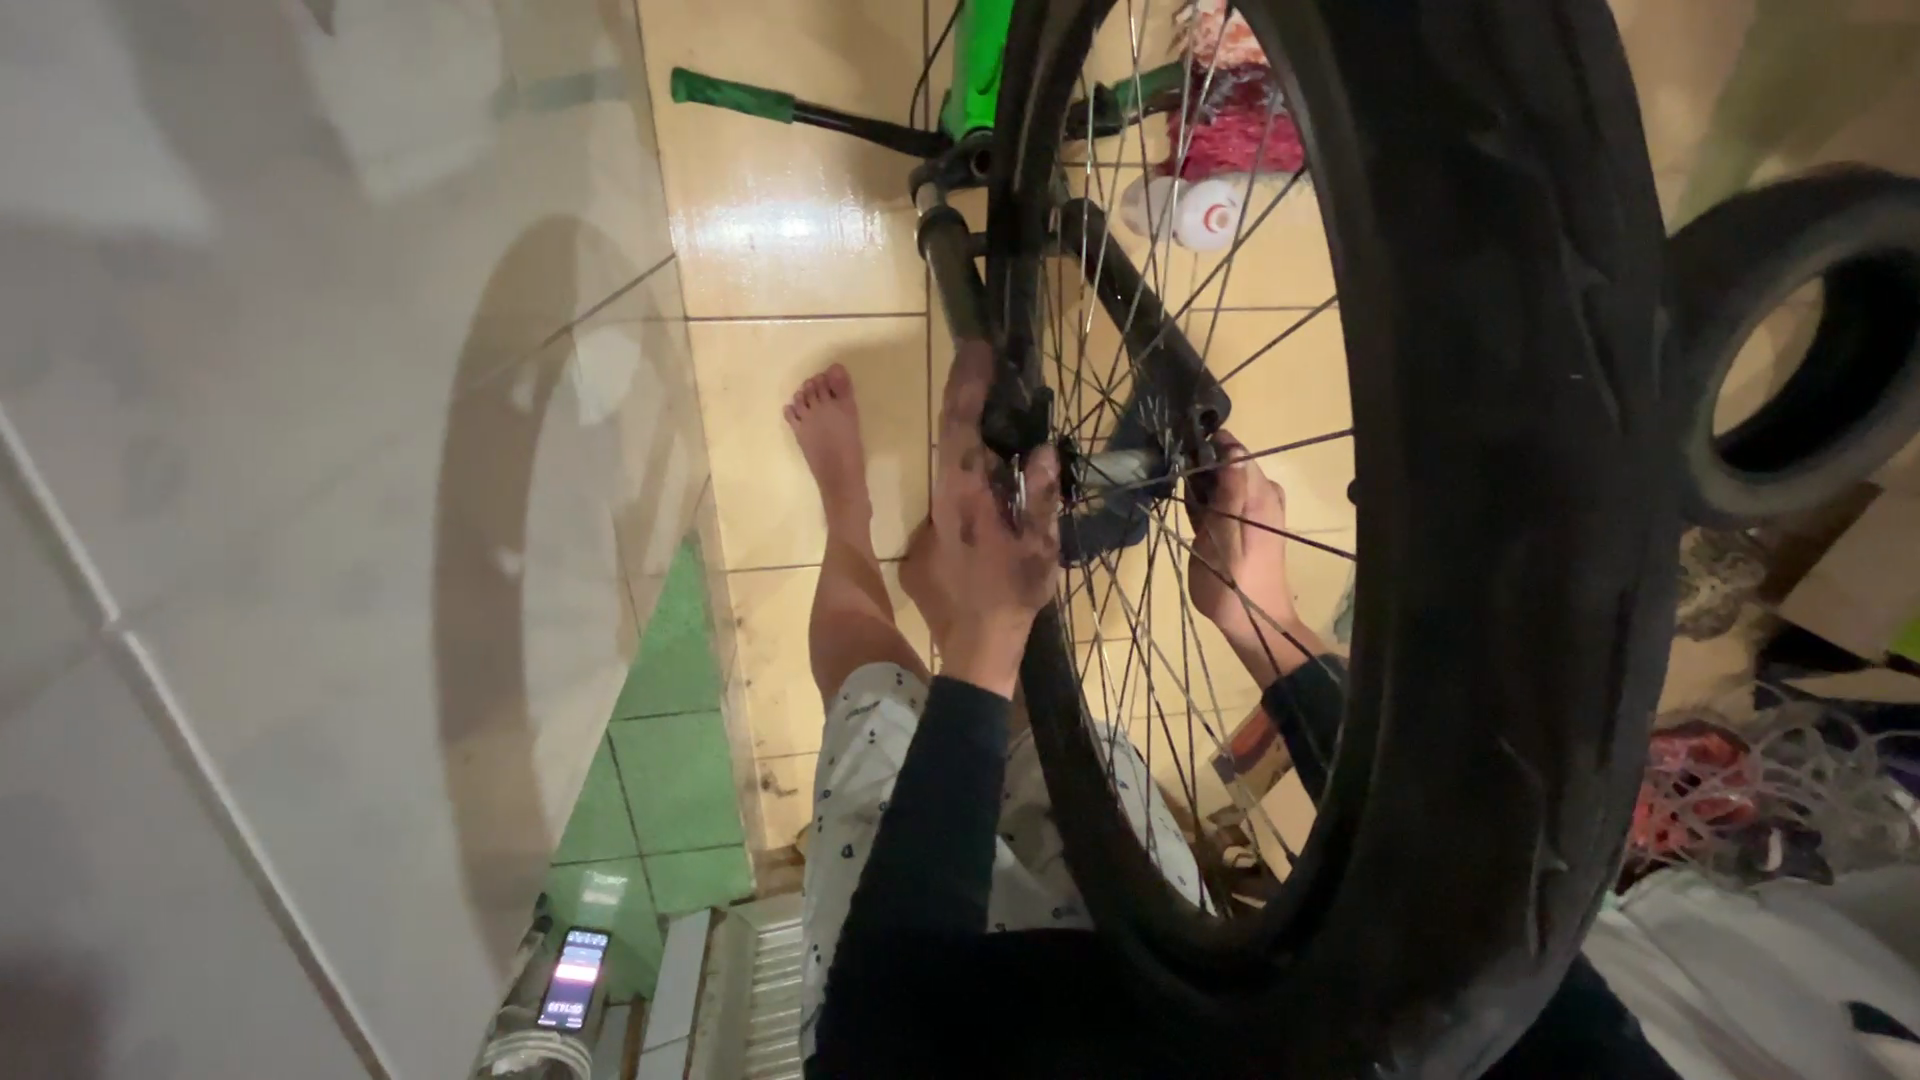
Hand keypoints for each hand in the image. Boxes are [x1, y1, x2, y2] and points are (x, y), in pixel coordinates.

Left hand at [929, 342, 1061, 698]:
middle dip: (963, 391)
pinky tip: (991, 456)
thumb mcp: (1039, 548)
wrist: (975, 644)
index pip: (960, 426)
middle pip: (948, 433)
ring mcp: (936, 513)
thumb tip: (1040, 450)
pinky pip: (952, 480)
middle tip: (983, 358)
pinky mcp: (936, 530)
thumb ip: (1040, 497)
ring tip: (992, 396)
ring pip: (949, 458)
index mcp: (966, 495)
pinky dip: (969, 457)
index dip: (968, 385)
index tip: (978, 349)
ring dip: (967, 423)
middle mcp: (943, 497)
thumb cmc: (1012, 596)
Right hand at [1185, 430, 1322, 684]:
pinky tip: (1193, 517)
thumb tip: (1231, 450)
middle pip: (1227, 462)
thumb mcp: (1225, 538)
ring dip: (1200, 486)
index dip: (1207, 444)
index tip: (1178, 447)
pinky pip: (1224, 497)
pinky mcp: (1247, 522)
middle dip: (1199, 467)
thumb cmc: (1234, 586)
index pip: (1235, 449)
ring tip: (1183, 505)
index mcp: (1259, 494)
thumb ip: (1230, 493)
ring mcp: (1256, 507)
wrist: (1254, 624)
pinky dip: (1207, 502)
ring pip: (1223, 479)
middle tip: (1175, 486)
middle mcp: (1262, 494)